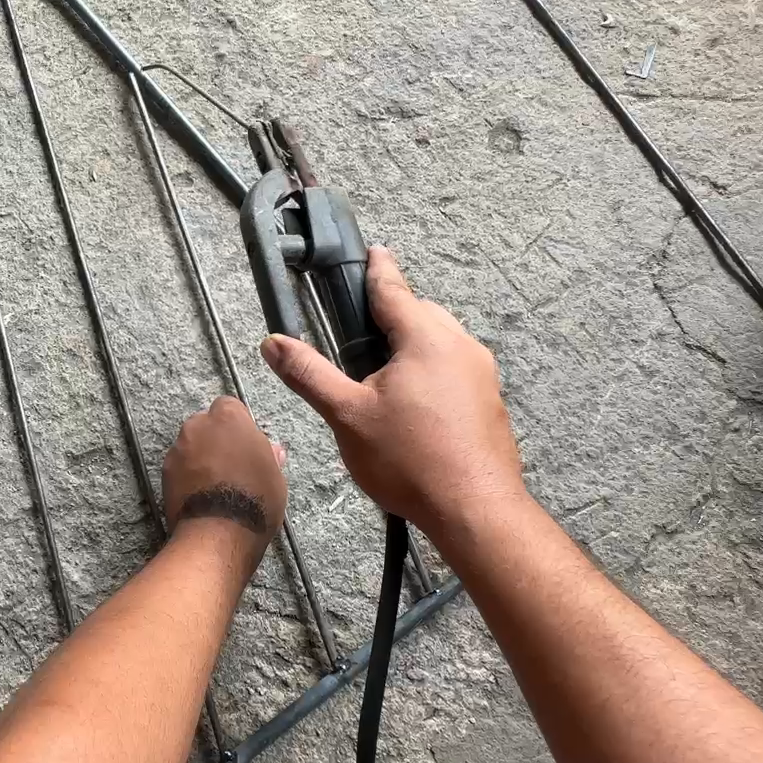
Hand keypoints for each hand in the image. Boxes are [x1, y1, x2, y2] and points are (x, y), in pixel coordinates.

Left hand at [161, 397, 286, 580]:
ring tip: (215, 482)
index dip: (237, 424)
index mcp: (229, 418)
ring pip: (191, 444)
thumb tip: (271, 450)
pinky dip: (187, 473)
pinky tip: (200, 493)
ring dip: (199, 456)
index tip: (245, 443)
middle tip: (231, 464)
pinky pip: (179, 464)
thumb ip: (268, 456)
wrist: (218, 533)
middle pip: (206, 424)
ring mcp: (179, 447)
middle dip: (215, 438)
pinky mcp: (165, 469)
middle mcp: (199, 426)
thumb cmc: (255, 501)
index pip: (229, 406)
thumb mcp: (275, 477)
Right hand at [259, 247, 524, 531]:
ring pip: (440, 340)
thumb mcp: (346, 415)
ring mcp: (482, 375)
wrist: (476, 512)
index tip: (374, 249)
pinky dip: (429, 366)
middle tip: (357, 329)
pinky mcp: (489, 402)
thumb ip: (308, 373)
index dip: (379, 269)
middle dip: (392, 311)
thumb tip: (272, 343)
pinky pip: (454, 366)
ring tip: (378, 370)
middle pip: (421, 313)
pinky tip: (409, 400)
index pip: (395, 291)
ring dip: (411, 341)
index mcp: (426, 339)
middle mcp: (462, 347)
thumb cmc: (409, 460)